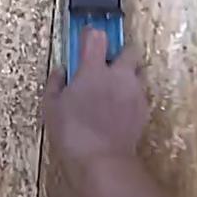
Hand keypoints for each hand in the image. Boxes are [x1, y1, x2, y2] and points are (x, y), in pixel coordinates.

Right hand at [46, 26, 145, 169]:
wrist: (102, 160)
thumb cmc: (71, 133)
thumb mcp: (52, 107)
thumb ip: (56, 83)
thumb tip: (61, 71)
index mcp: (94, 70)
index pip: (97, 37)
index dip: (90, 36)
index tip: (85, 41)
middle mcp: (119, 76)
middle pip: (129, 50)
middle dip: (119, 55)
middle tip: (105, 68)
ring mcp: (135, 92)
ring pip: (138, 72)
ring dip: (128, 76)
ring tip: (114, 91)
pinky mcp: (144, 109)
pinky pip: (140, 94)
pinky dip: (131, 97)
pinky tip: (119, 111)